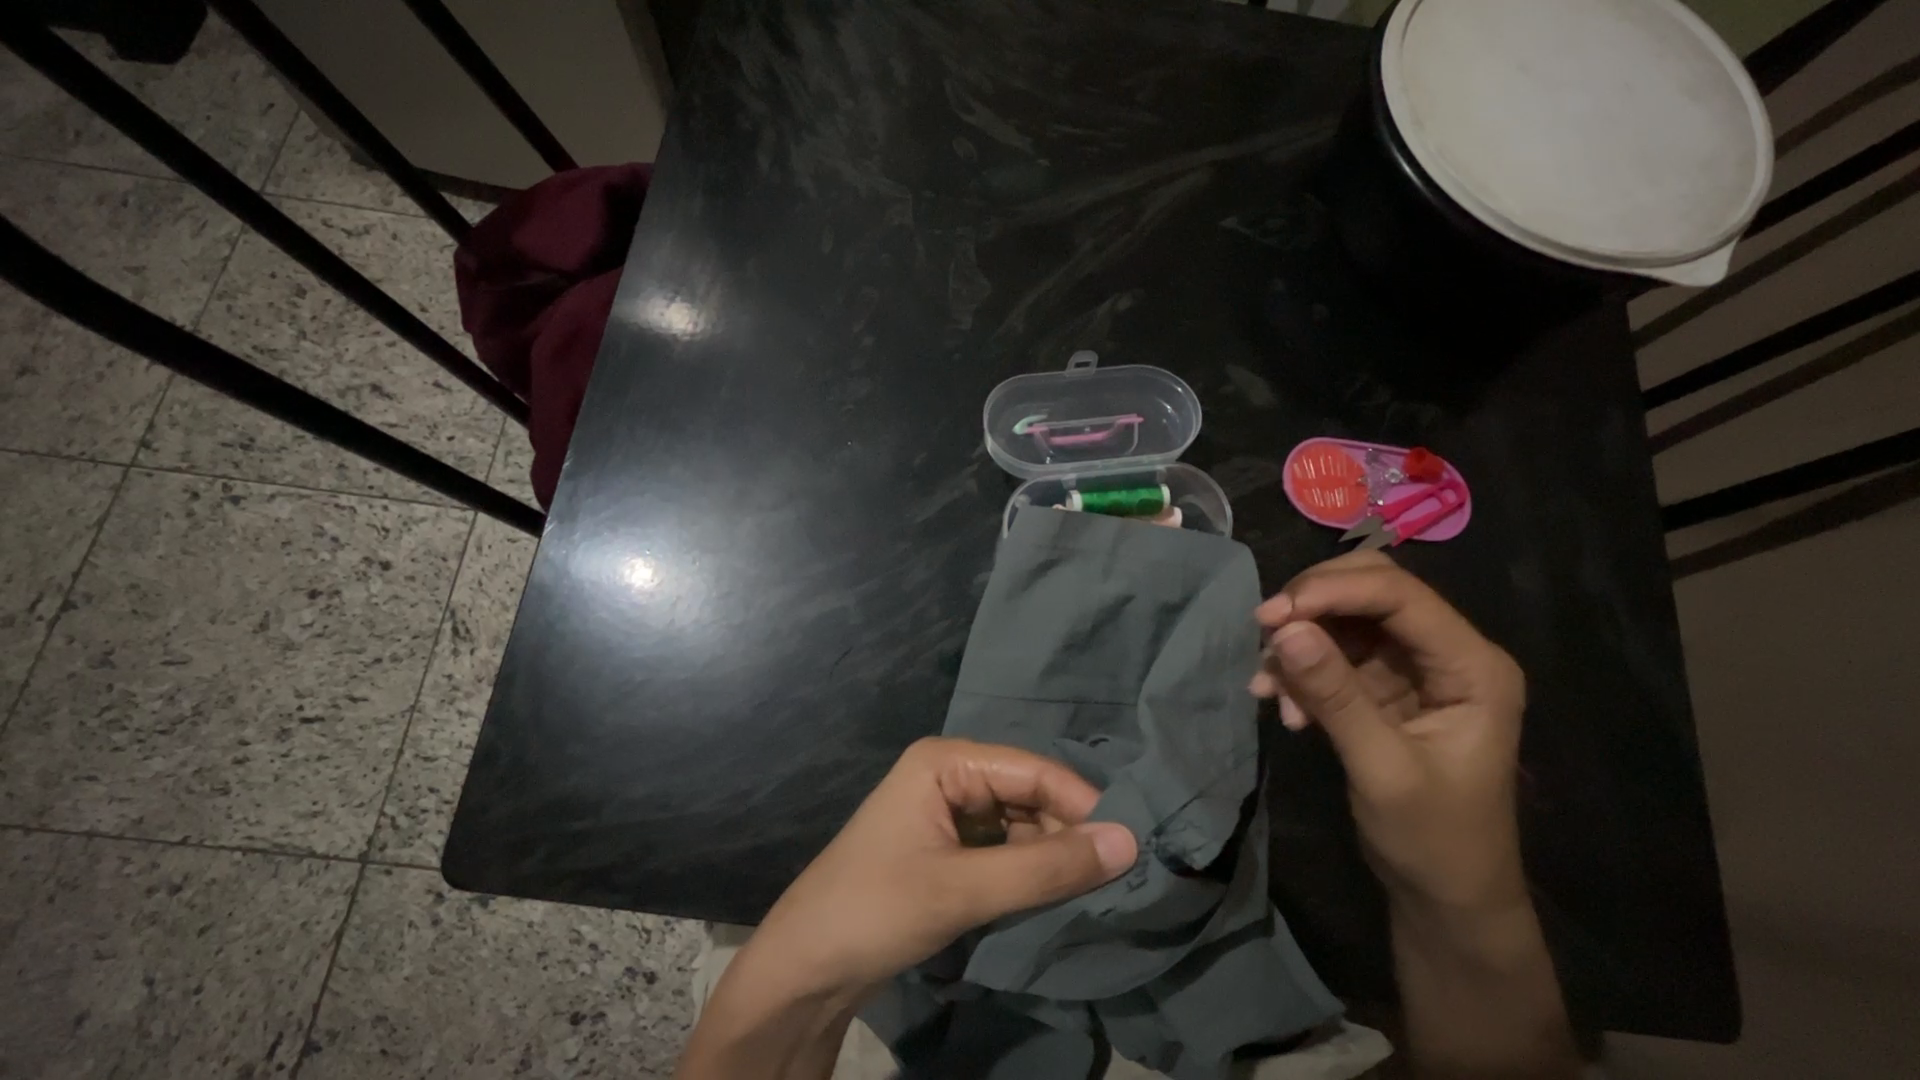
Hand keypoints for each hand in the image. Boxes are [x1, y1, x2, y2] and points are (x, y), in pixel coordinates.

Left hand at [737, 737, 1137, 1005]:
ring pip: (1021, 826)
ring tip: (1096, 890)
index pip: (1034, 770)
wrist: (806, 968)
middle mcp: (950, 776)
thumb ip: (1046, 868)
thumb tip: (1130, 842)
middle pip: (1030, 795)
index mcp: (946, 762)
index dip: (1084, 804)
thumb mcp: (964, 890)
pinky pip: (1004, 851)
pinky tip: (1057, 897)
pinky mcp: (948, 851)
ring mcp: (948, 814)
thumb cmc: (876, 910)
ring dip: (1053, 856)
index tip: (1134, 844)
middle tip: (1121, 875)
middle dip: (1070, 833)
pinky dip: (1031, 872)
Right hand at [1250, 552, 1527, 912]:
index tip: (1270, 616)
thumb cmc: (1433, 839)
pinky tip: (1283, 707)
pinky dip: (1301, 671)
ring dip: (1300, 643)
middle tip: (1263, 633)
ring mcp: (1413, 669)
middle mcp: (1446, 653)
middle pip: (1372, 590)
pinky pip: (1333, 654)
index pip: (1400, 596)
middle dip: (1312, 605)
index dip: (1332, 591)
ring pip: (1345, 619)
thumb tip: (1282, 630)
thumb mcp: (1382, 768)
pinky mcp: (1383, 688)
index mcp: (1472, 665)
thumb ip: (1335, 695)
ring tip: (1270, 689)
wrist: (1446, 897)